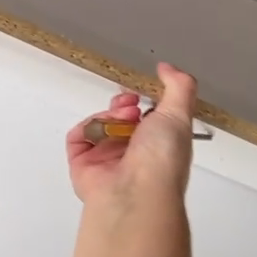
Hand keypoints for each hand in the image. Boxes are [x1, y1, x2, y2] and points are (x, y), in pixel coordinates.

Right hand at [65, 62, 198, 205]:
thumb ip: (178, 86)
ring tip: (117, 121)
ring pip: (99, 124)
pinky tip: (96, 131)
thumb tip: (167, 67)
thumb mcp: (179, 115)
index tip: (141, 96)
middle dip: (122, 106)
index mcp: (158, 144)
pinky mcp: (82, 162)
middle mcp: (132, 151)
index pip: (147, 117)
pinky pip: (77, 137)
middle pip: (121, 118)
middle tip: (128, 106)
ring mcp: (106, 157)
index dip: (143, 102)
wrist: (133, 189)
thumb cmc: (161, 156)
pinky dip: (84, 129)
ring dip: (106, 116)